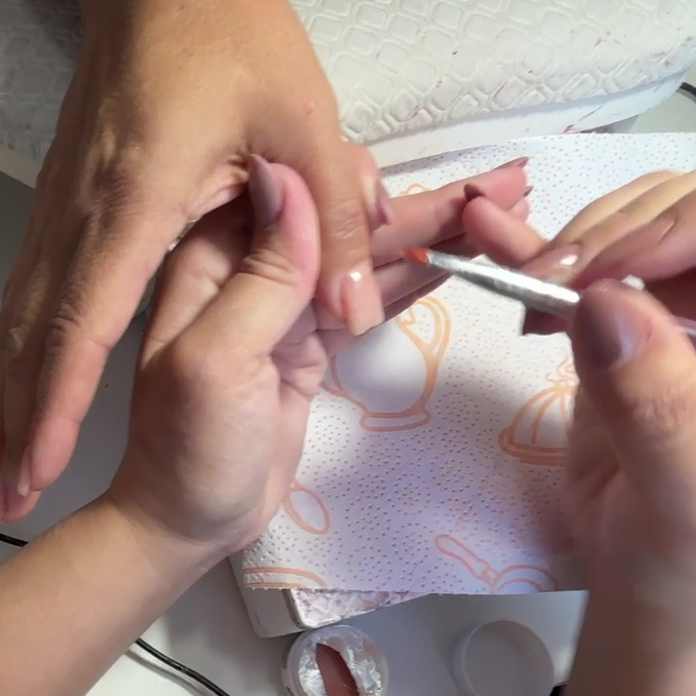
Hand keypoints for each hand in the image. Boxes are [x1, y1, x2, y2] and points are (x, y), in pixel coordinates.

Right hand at [0, 0, 390, 523]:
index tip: (37, 471)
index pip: (84, 329)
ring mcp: (57, 215)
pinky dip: (9, 357)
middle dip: (12, 427)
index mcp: (134, 207)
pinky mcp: (56, 210)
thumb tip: (353, 312)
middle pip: (30, 340)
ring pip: (14, 323)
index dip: (59, 409)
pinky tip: (4, 392)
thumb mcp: (302, 118)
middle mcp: (78, 222)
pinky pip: (21, 299)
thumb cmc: (228, 38)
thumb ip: (326, 220)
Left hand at [109, 156, 529, 559]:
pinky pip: (364, 301)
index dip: (349, 181)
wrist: (188, 520)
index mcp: (210, 262)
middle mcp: (246, 274)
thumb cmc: (190, 447)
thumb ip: (261, 276)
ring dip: (426, 237)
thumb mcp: (218, 359)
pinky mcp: (305, 347)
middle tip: (505, 186)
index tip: (410, 190)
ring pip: (358, 260)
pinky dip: (408, 283)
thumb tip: (289, 174)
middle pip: (335, 221)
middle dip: (410, 205)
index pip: (287, 192)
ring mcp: (279, 311)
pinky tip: (456, 260)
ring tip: (508, 211)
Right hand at [463, 154, 695, 631]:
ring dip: (585, 239)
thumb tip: (605, 301)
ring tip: (532, 297)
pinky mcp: (646, 314)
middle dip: (635, 226)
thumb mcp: (694, 506)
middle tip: (553, 285)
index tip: (623, 267)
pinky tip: (499, 246)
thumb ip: (661, 411)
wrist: (647, 581)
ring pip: (661, 211)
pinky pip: (602, 254)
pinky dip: (546, 247)